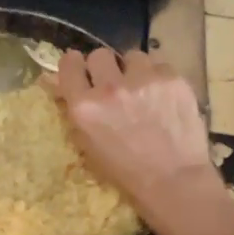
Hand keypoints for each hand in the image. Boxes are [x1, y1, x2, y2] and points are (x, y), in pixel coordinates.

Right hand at [48, 48, 215, 214]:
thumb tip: (60, 86)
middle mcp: (110, 87)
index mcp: (84, 107)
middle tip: (114, 85)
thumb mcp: (88, 146)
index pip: (69, 63)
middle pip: (100, 54)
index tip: (82, 72)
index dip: (75, 65)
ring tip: (143, 91)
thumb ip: (75, 112)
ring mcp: (143, 79)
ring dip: (134, 70)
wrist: (173, 180)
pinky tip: (163, 97)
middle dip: (105, 67)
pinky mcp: (172, 78)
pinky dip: (158, 77)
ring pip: (132, 56)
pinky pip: (160, 64)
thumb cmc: (125, 172)